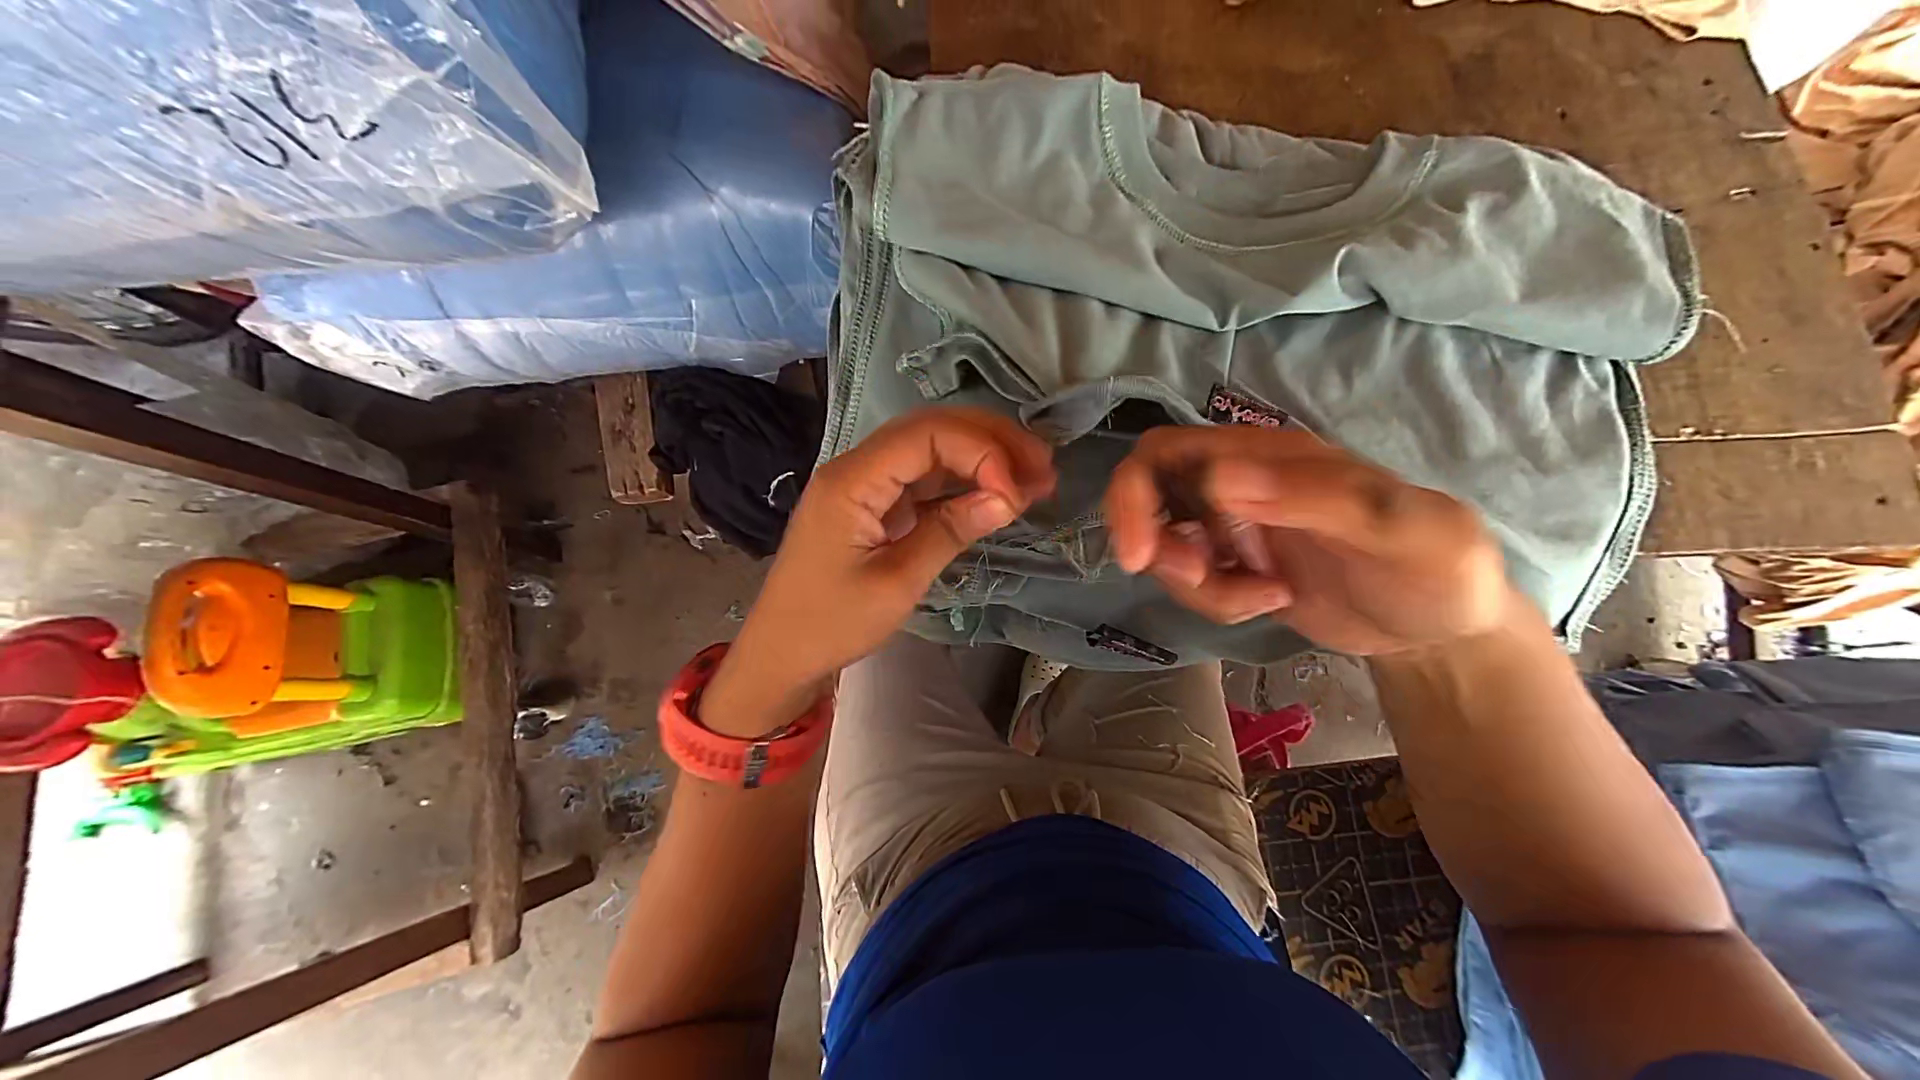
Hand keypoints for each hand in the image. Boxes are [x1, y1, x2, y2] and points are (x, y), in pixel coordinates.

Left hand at [703, 407, 1054, 734]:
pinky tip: (996, 494)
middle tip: (1043, 465)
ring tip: (1034, 477)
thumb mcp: (897, 583)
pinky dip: (962, 483)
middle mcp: (856, 468)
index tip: (1020, 489)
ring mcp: (864, 484)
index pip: (928, 435)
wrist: (781, 654)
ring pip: (930, 450)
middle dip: (991, 442)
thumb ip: (950, 531)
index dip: (982, 451)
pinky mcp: (873, 505)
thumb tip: (1008, 496)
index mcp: (852, 480)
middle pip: (931, 429)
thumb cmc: (831, 624)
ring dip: (982, 458)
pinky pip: (922, 479)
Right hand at [1102, 425, 1510, 655]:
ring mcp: (1232, 527)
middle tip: (1196, 578)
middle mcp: (1238, 483)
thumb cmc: (1433, 566)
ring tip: (1266, 597)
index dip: (1133, 494)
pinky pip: (1191, 582)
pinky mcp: (1234, 567)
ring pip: (1166, 548)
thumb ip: (1313, 496)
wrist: (1440, 628)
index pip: (1165, 453)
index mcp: (1267, 456)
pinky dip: (1218, 602)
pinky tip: (1274, 600)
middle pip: (1148, 498)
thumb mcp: (1395, 529)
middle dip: (1156, 544)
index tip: (1138, 555)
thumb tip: (1218, 479)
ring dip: (1198, 584)